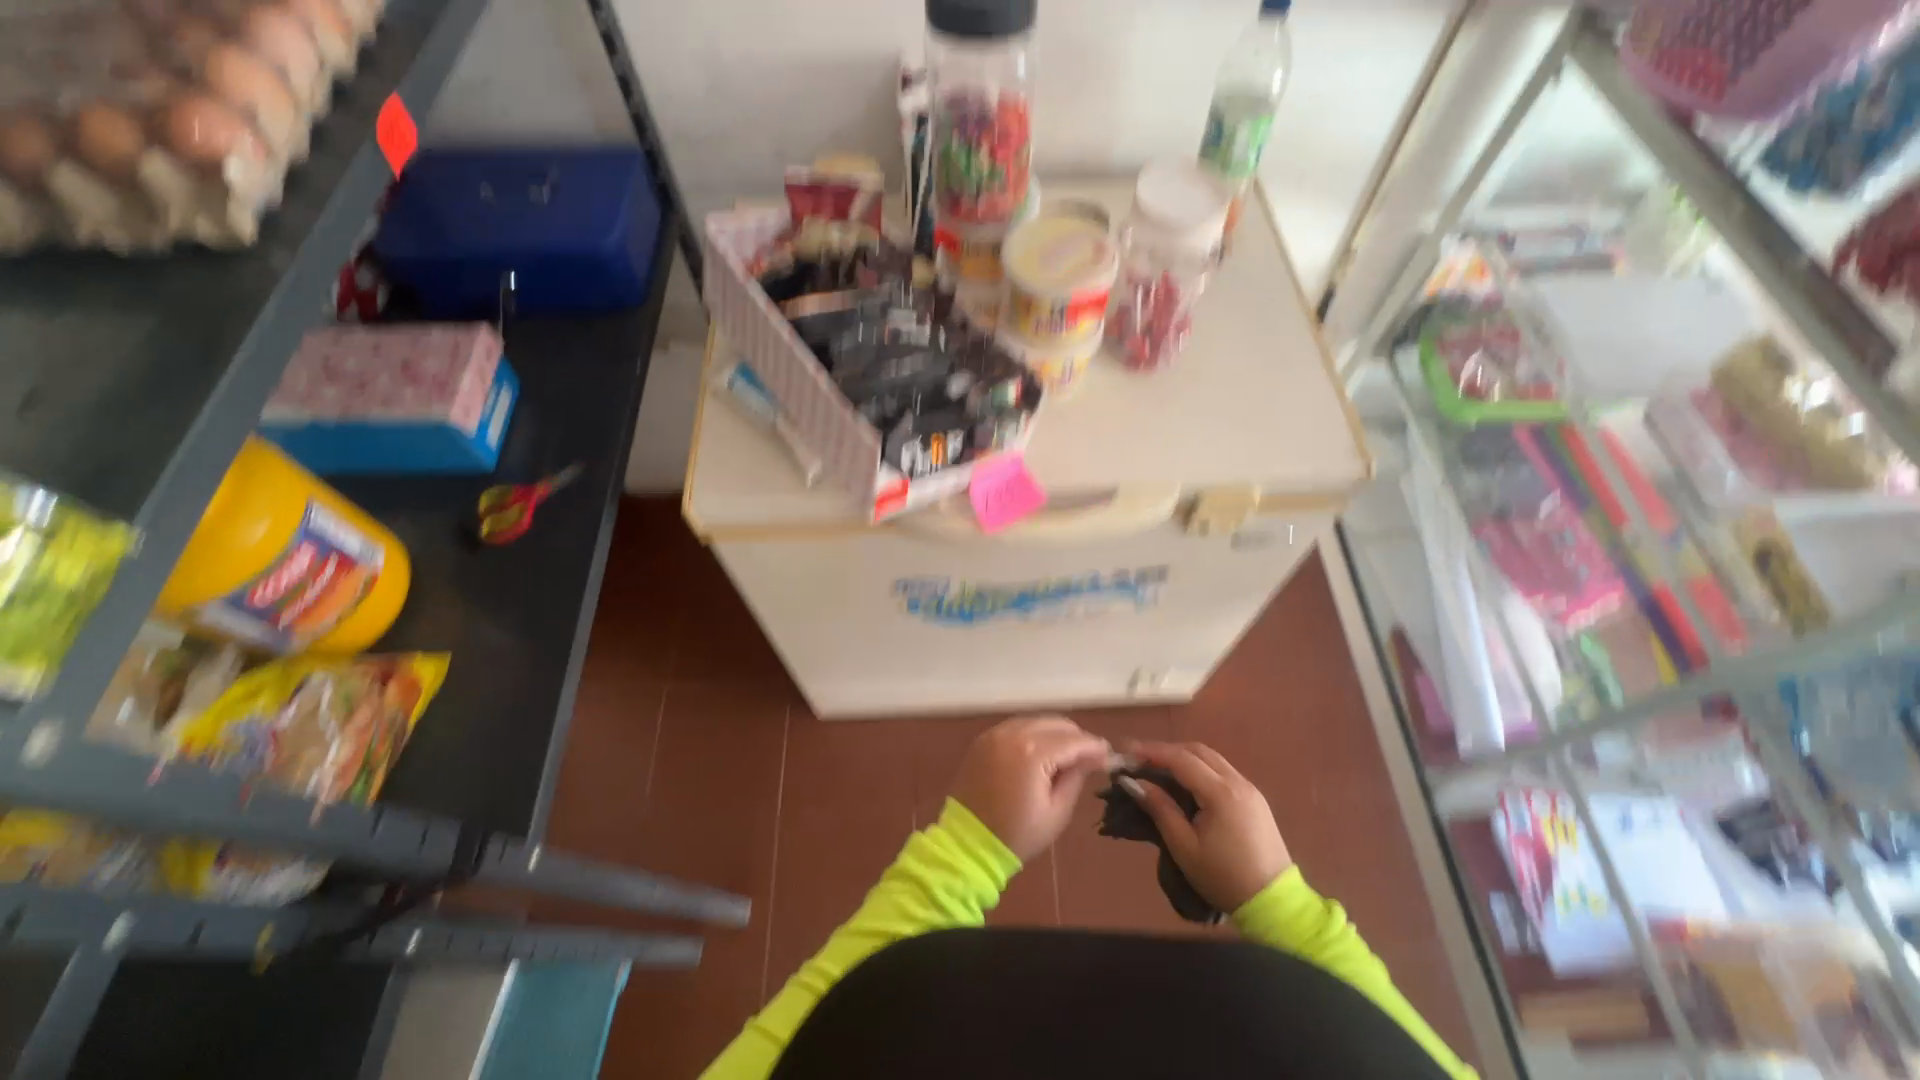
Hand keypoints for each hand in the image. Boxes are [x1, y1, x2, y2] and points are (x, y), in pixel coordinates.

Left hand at [950, 716, 1110, 860]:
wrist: (967, 843)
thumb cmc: (1016, 834)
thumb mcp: (1056, 811)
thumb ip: (1076, 776)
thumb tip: (1095, 757)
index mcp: (1032, 753)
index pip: (1073, 740)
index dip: (1095, 747)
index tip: (1109, 757)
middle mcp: (1012, 734)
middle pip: (1056, 723)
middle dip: (1076, 737)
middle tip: (1089, 759)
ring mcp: (995, 734)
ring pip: (1036, 720)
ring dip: (1055, 734)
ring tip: (1066, 757)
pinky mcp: (983, 740)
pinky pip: (1016, 727)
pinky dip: (1033, 735)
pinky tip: (1041, 754)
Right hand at [1120, 741, 1292, 912]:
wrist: (1272, 902)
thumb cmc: (1223, 877)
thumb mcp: (1184, 846)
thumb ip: (1160, 809)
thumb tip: (1135, 783)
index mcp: (1221, 793)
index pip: (1180, 759)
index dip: (1151, 752)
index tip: (1125, 752)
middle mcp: (1238, 782)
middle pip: (1198, 751)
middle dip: (1167, 751)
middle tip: (1140, 760)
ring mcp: (1250, 790)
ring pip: (1212, 760)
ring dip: (1184, 759)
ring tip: (1157, 770)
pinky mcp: (1255, 800)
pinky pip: (1222, 773)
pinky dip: (1200, 770)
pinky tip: (1185, 784)